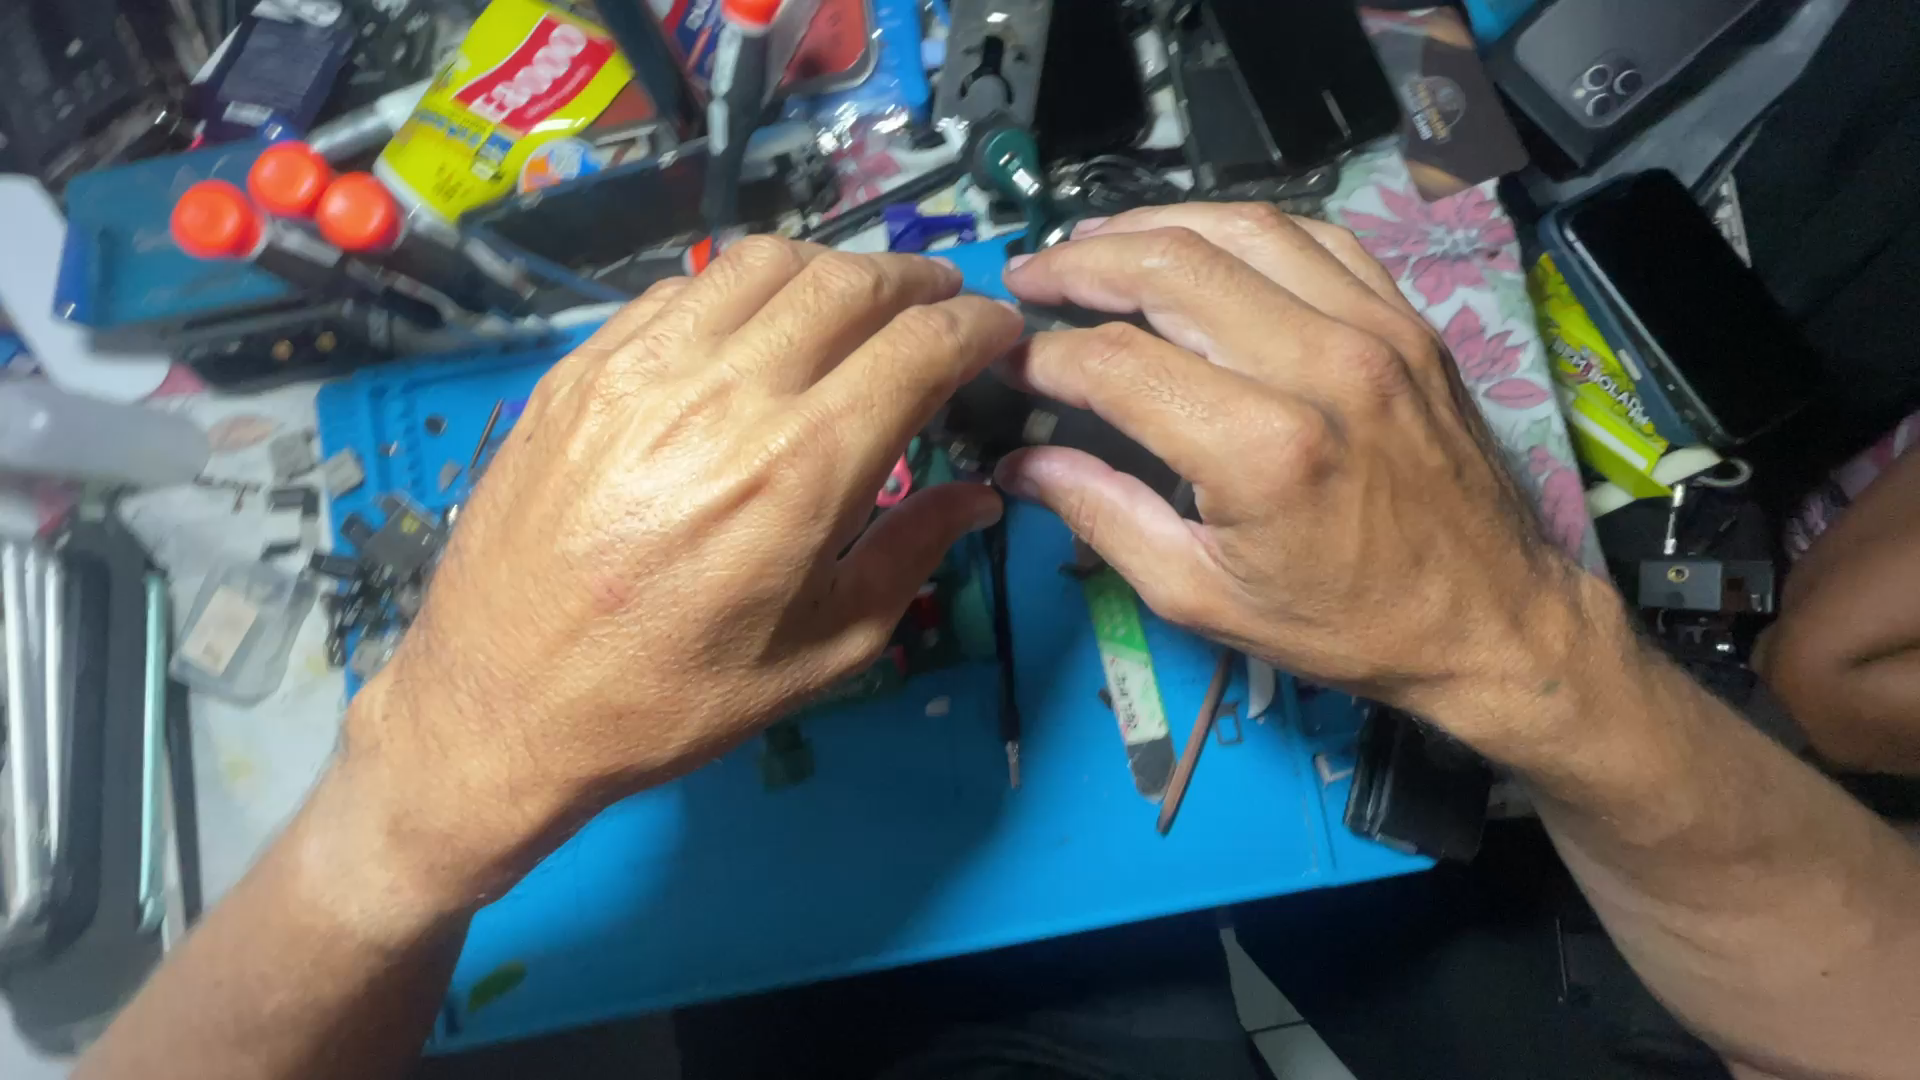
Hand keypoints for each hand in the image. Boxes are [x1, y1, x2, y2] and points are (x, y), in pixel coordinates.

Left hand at [341, 238, 1021, 900]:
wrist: (501, 709)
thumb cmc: (679, 696)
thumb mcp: (826, 650)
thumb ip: (912, 553)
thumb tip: (978, 495)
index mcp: (802, 472)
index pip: (918, 349)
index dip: (977, 328)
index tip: (1000, 331)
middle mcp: (727, 398)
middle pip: (848, 284)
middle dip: (919, 283)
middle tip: (946, 306)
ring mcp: (642, 372)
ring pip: (765, 264)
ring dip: (836, 269)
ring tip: (862, 302)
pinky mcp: (581, 370)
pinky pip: (684, 289)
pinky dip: (748, 286)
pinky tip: (761, 324)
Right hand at [996, 204, 1601, 751]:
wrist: (1489, 618)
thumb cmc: (1335, 622)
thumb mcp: (1197, 593)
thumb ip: (1101, 515)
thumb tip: (1018, 466)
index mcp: (1259, 448)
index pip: (1117, 364)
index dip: (1045, 357)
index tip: (1007, 364)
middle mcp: (1318, 363)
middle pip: (1171, 269)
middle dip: (1079, 264)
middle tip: (1027, 278)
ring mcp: (1374, 326)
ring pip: (1238, 230)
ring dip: (1149, 226)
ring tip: (1089, 243)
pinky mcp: (1405, 318)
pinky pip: (1309, 236)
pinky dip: (1235, 227)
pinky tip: (1193, 244)